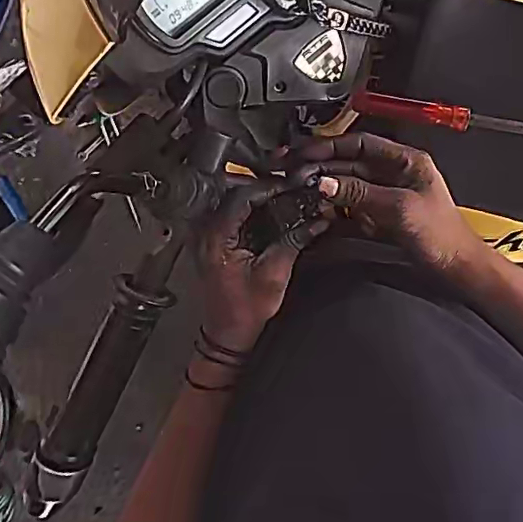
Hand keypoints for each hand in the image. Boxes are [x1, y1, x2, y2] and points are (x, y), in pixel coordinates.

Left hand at [195, 184, 327, 353]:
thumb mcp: (275, 273)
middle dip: (262, 187)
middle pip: (232, 193)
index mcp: (216, 237)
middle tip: (286, 187)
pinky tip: (266, 212)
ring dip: (255, 197)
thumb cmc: (244, 312)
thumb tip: (316, 222)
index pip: (240, 196)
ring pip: (230, 202)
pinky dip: (249, 209)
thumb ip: (294, 241)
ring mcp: (207, 238)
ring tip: (280, 196)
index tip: (288, 186)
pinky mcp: (213, 244)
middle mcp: (206, 234)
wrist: (228, 335)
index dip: (268, 187)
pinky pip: (229, 215)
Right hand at [284, 133, 482, 274]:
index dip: (330, 145)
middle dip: (322, 167)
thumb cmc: (444, 235)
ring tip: (303, 191)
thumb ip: (360, 193)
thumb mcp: (399, 208)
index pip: (360, 143)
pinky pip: (350, 208)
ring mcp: (386, 197)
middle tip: (296, 172)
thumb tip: (326, 182)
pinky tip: (319, 211)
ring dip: (325, 188)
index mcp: (407, 161)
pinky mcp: (380, 219)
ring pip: (347, 186)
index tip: (306, 152)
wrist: (455, 269)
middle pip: (349, 164)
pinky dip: (334, 209)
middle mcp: (394, 175)